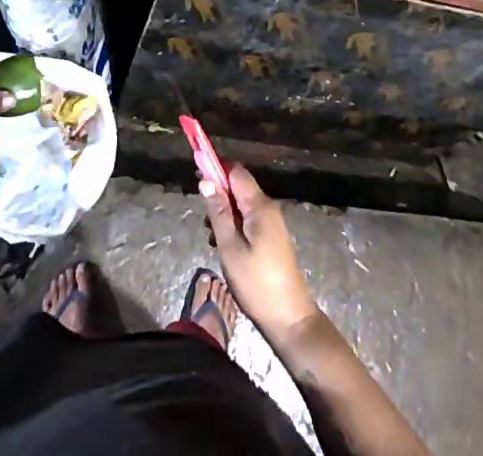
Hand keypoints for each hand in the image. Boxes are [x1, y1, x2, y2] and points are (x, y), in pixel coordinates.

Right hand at [202, 164, 320, 339]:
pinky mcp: (271, 237)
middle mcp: (268, 207)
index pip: (237, 172)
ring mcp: (272, 223)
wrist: (287, 315)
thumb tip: (206, 180)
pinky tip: (222, 245)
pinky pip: (248, 220)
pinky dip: (233, 225)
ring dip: (224, 213)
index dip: (216, 168)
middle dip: (218, 193)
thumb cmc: (255, 282)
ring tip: (209, 236)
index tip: (195, 171)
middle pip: (239, 187)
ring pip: (242, 205)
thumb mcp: (230, 247)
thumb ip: (218, 213)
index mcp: (260, 206)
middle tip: (200, 215)